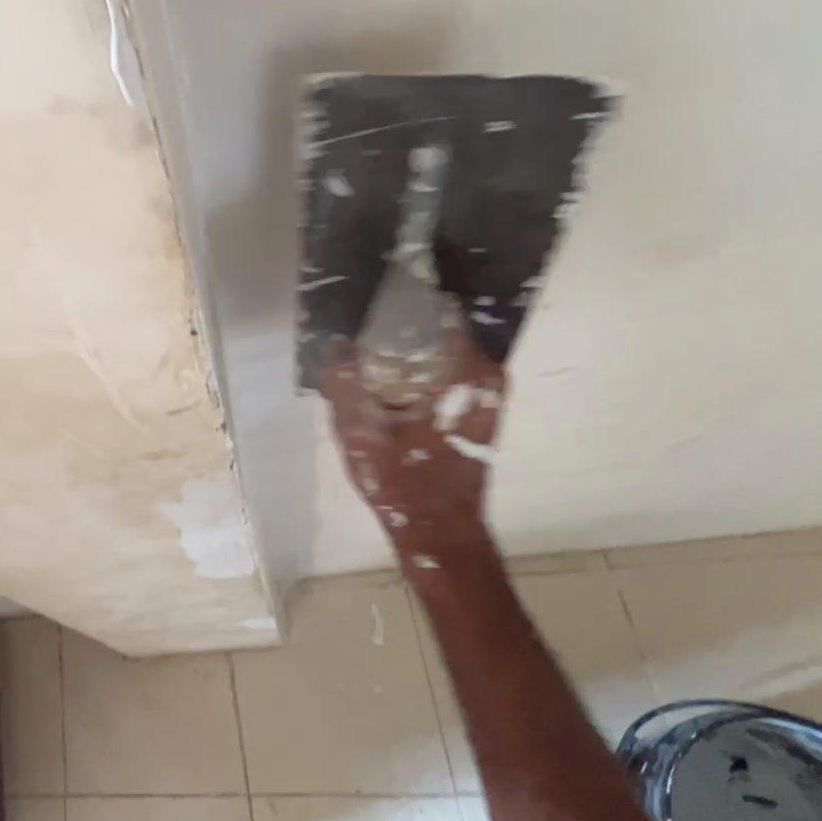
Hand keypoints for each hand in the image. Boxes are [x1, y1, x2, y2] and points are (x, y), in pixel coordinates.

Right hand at [318, 304, 505, 551]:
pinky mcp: (477, 411)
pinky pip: (445, 371)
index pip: (438, 309)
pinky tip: (385, 378)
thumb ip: (342, 381)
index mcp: (465, 370)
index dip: (402, 297)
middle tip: (360, 319)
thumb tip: (336, 341)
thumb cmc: (402, 480)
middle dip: (400, 322)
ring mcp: (485, 394)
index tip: (373, 289)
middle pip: (438, 328)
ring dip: (408, 347)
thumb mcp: (358, 430)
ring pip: (441, 351)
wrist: (438, 530)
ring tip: (367, 345)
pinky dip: (417, 368)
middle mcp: (484, 374)